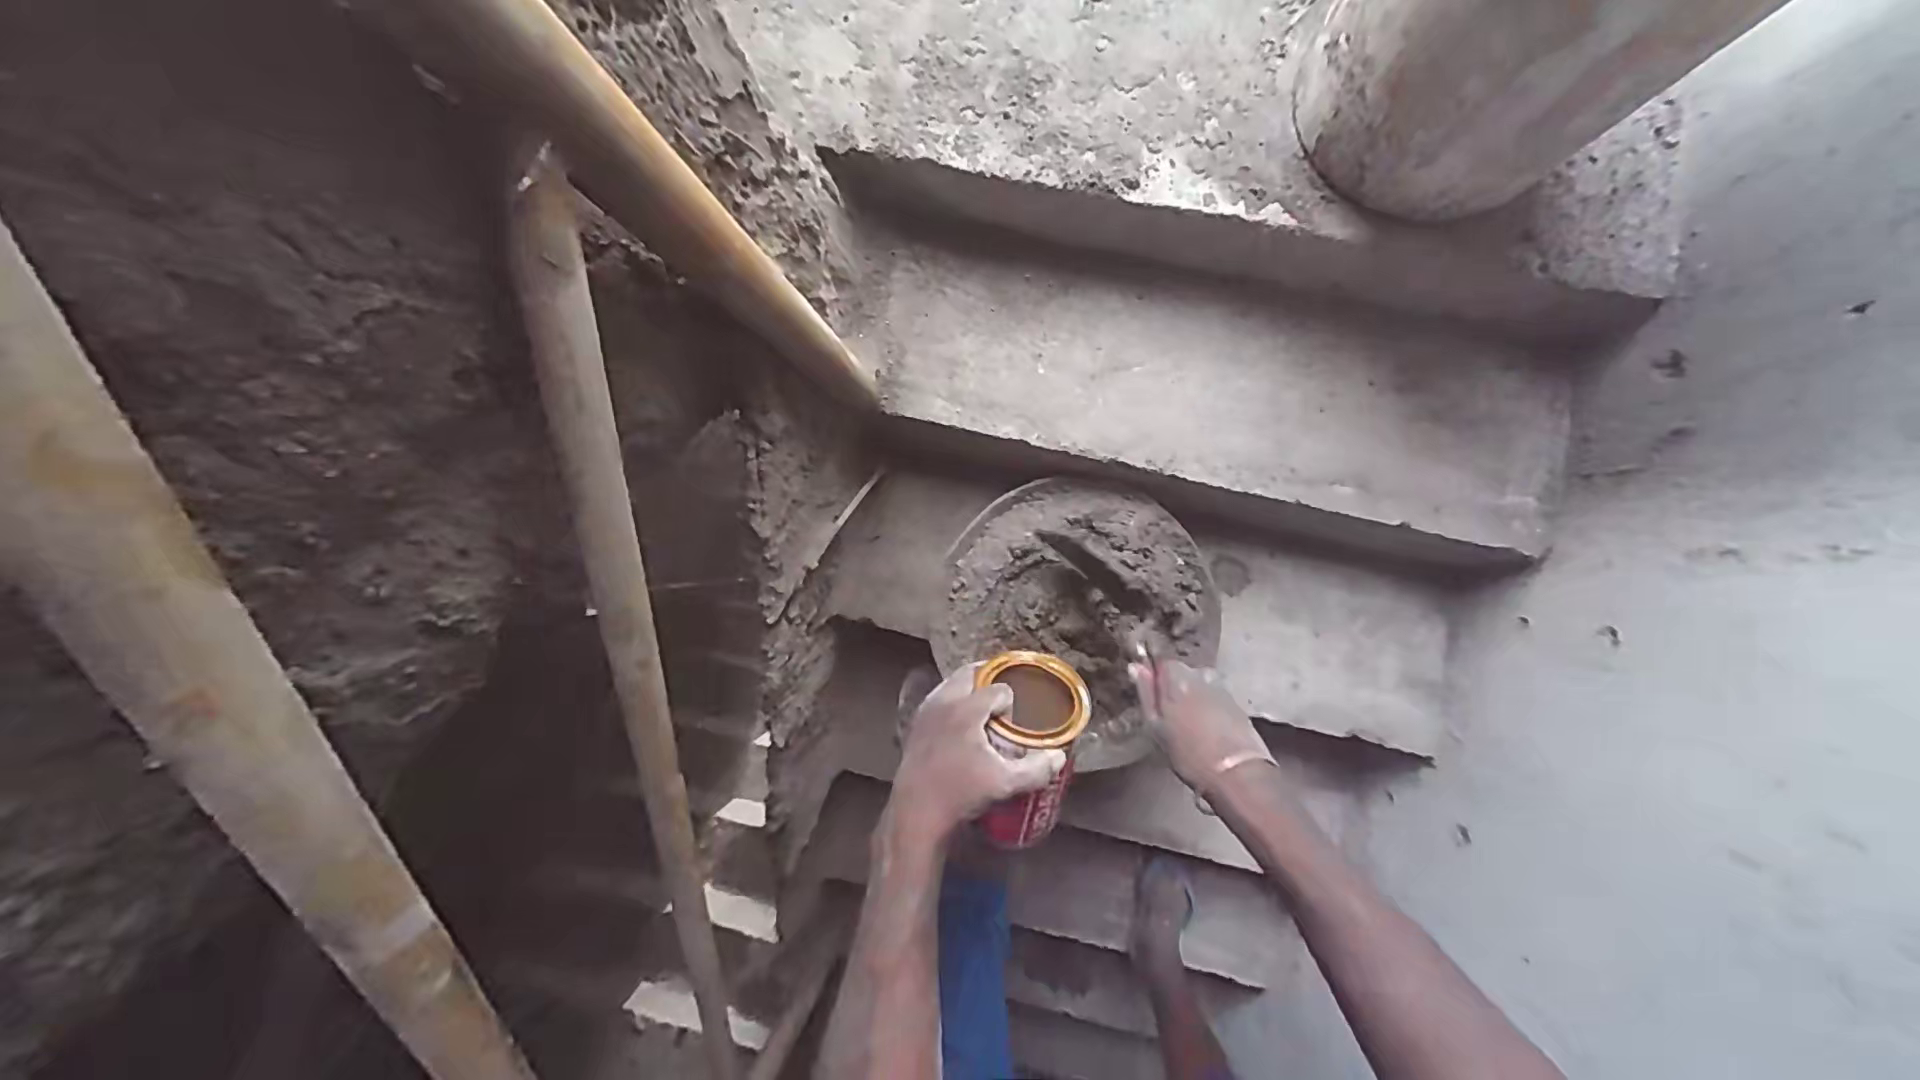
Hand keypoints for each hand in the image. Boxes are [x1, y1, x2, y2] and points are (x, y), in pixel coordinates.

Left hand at [890, 663, 1067, 841]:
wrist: (916, 811)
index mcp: (966, 709)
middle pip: (970, 673)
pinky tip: (960, 721)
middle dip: (988, 679)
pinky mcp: (915, 724)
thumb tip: (1058, 757)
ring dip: (969, 687)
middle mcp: (944, 701)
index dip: (1011, 699)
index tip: (1015, 717)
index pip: (997, 689)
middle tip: (1002, 695)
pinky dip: (952, 699)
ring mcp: (926, 710)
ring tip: (983, 706)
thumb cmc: (960, 793)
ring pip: (951, 683)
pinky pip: (938, 697)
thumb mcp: (1005, 783)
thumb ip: (1036, 769)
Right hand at [1128, 646, 1273, 798]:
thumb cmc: (1188, 752)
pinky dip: (1209, 706)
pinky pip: (1214, 696)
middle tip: (1169, 714)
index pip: (1160, 659)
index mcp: (1177, 676)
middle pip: (1181, 672)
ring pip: (1199, 684)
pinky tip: (1207, 727)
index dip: (1154, 674)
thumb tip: (1136, 666)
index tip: (1150, 690)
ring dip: (1193, 696)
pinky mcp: (1237, 702)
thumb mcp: (1156, 725)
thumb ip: (1146, 692)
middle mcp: (1200, 674)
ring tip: (1190, 722)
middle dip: (1174, 686)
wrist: (1237, 773)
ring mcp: (1222, 687)